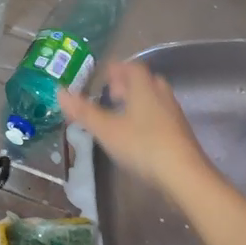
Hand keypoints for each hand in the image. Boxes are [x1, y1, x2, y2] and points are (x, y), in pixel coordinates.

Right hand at [60, 59, 210, 192]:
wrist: (185, 177)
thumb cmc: (143, 146)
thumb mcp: (106, 130)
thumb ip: (84, 111)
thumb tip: (60, 92)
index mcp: (144, 89)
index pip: (133, 67)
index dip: (118, 69)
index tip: (104, 75)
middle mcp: (162, 96)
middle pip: (147, 81)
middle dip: (129, 84)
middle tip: (113, 94)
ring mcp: (174, 116)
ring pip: (156, 99)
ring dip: (140, 101)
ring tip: (123, 114)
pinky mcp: (182, 135)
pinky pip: (162, 116)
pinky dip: (149, 118)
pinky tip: (139, 135)